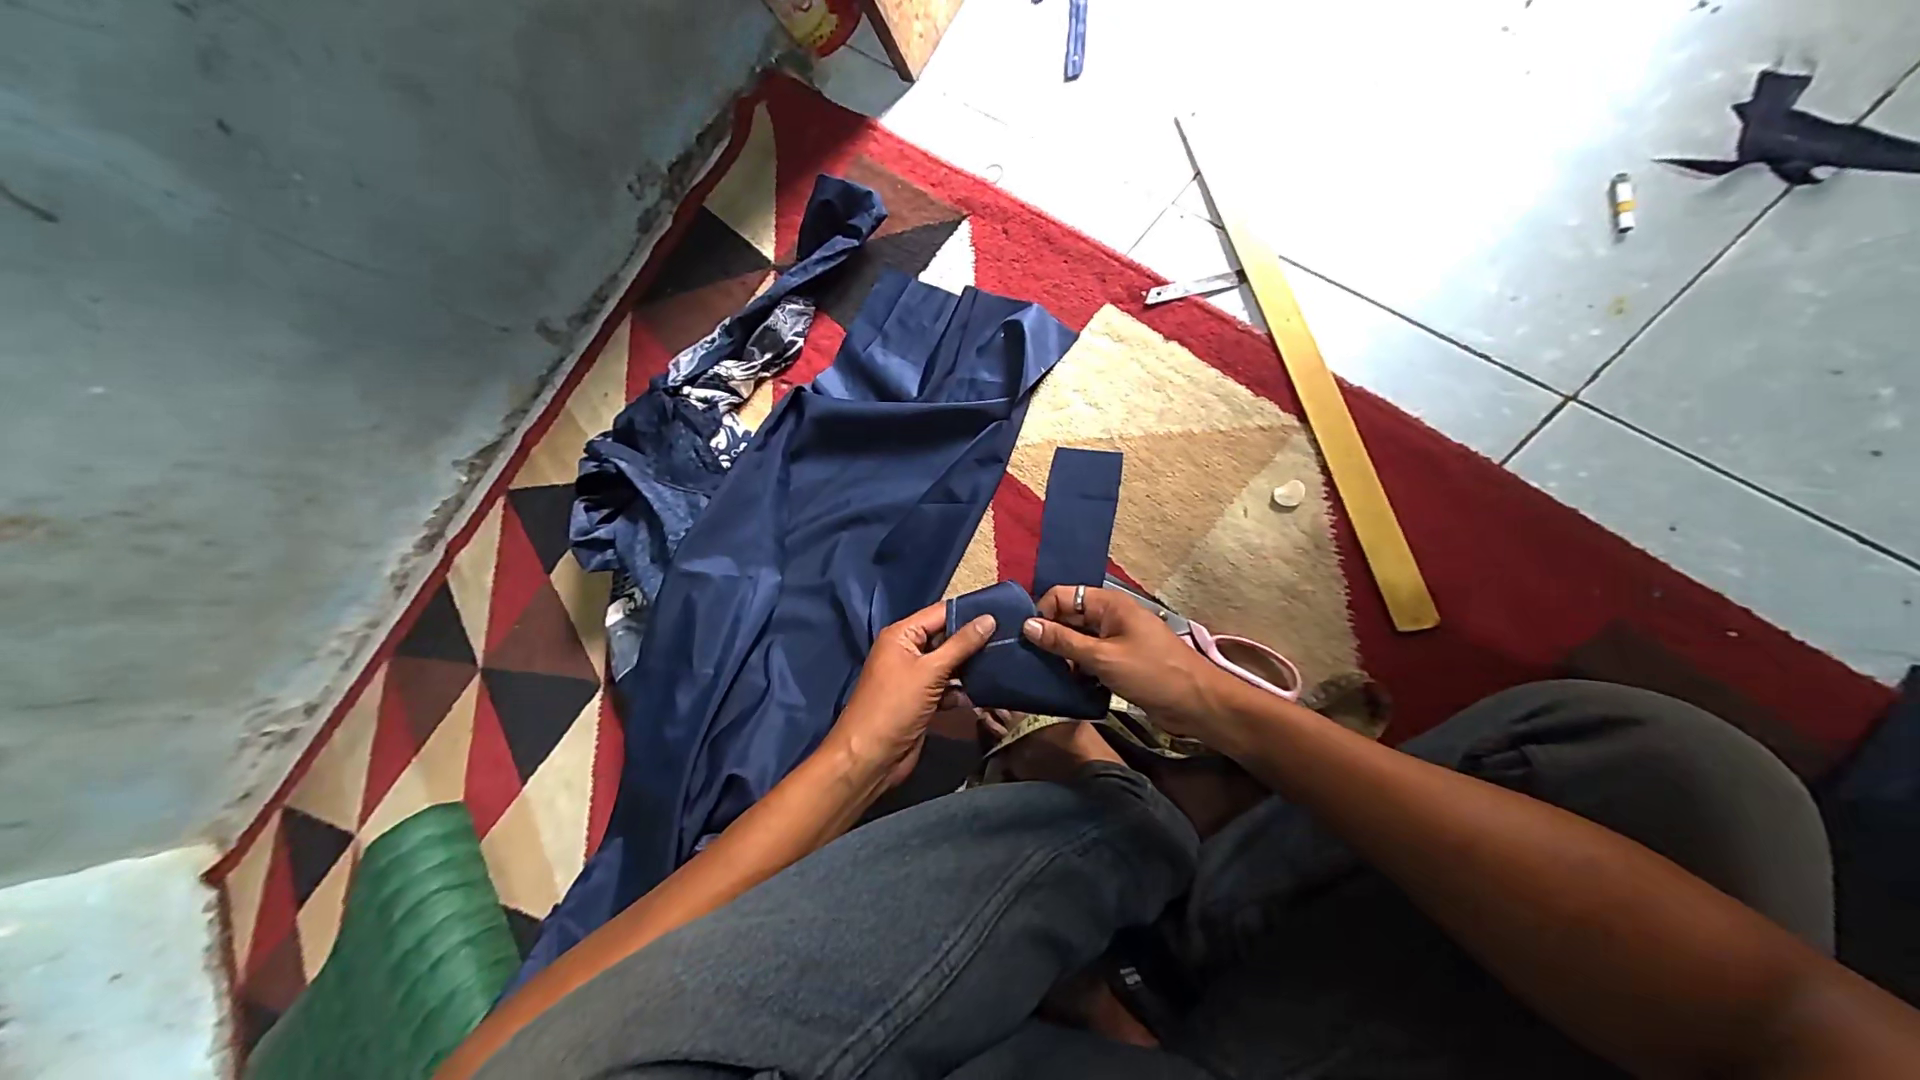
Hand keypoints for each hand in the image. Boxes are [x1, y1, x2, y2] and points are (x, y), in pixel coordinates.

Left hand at [820, 603, 995, 792]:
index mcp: (902, 635)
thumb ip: (961, 644)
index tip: (1003, 611)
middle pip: (947, 637)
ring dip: (971, 666)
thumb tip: (989, 618)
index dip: (969, 612)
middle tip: (1010, 637)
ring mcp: (915, 676)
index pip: (940, 613)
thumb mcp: (930, 671)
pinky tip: (984, 691)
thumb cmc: (895, 706)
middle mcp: (908, 651)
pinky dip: (962, 690)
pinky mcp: (923, 700)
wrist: (871, 758)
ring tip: (1004, 661)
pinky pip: (948, 687)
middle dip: (974, 640)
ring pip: (950, 664)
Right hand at [1021, 585, 1234, 737]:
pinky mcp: (1120, 662)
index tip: (1029, 640)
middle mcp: (1110, 617)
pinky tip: (1066, 685)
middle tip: (1031, 661)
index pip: (1062, 595)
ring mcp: (1116, 640)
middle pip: (1068, 617)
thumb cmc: (1152, 674)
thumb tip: (1027, 625)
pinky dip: (1077, 669)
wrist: (1198, 704)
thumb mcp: (1103, 658)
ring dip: (1063, 656)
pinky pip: (1089, 658)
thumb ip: (1064, 642)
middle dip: (1050, 636)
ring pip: (1077, 640)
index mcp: (1109, 604)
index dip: (1043, 613)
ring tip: (1046, 676)